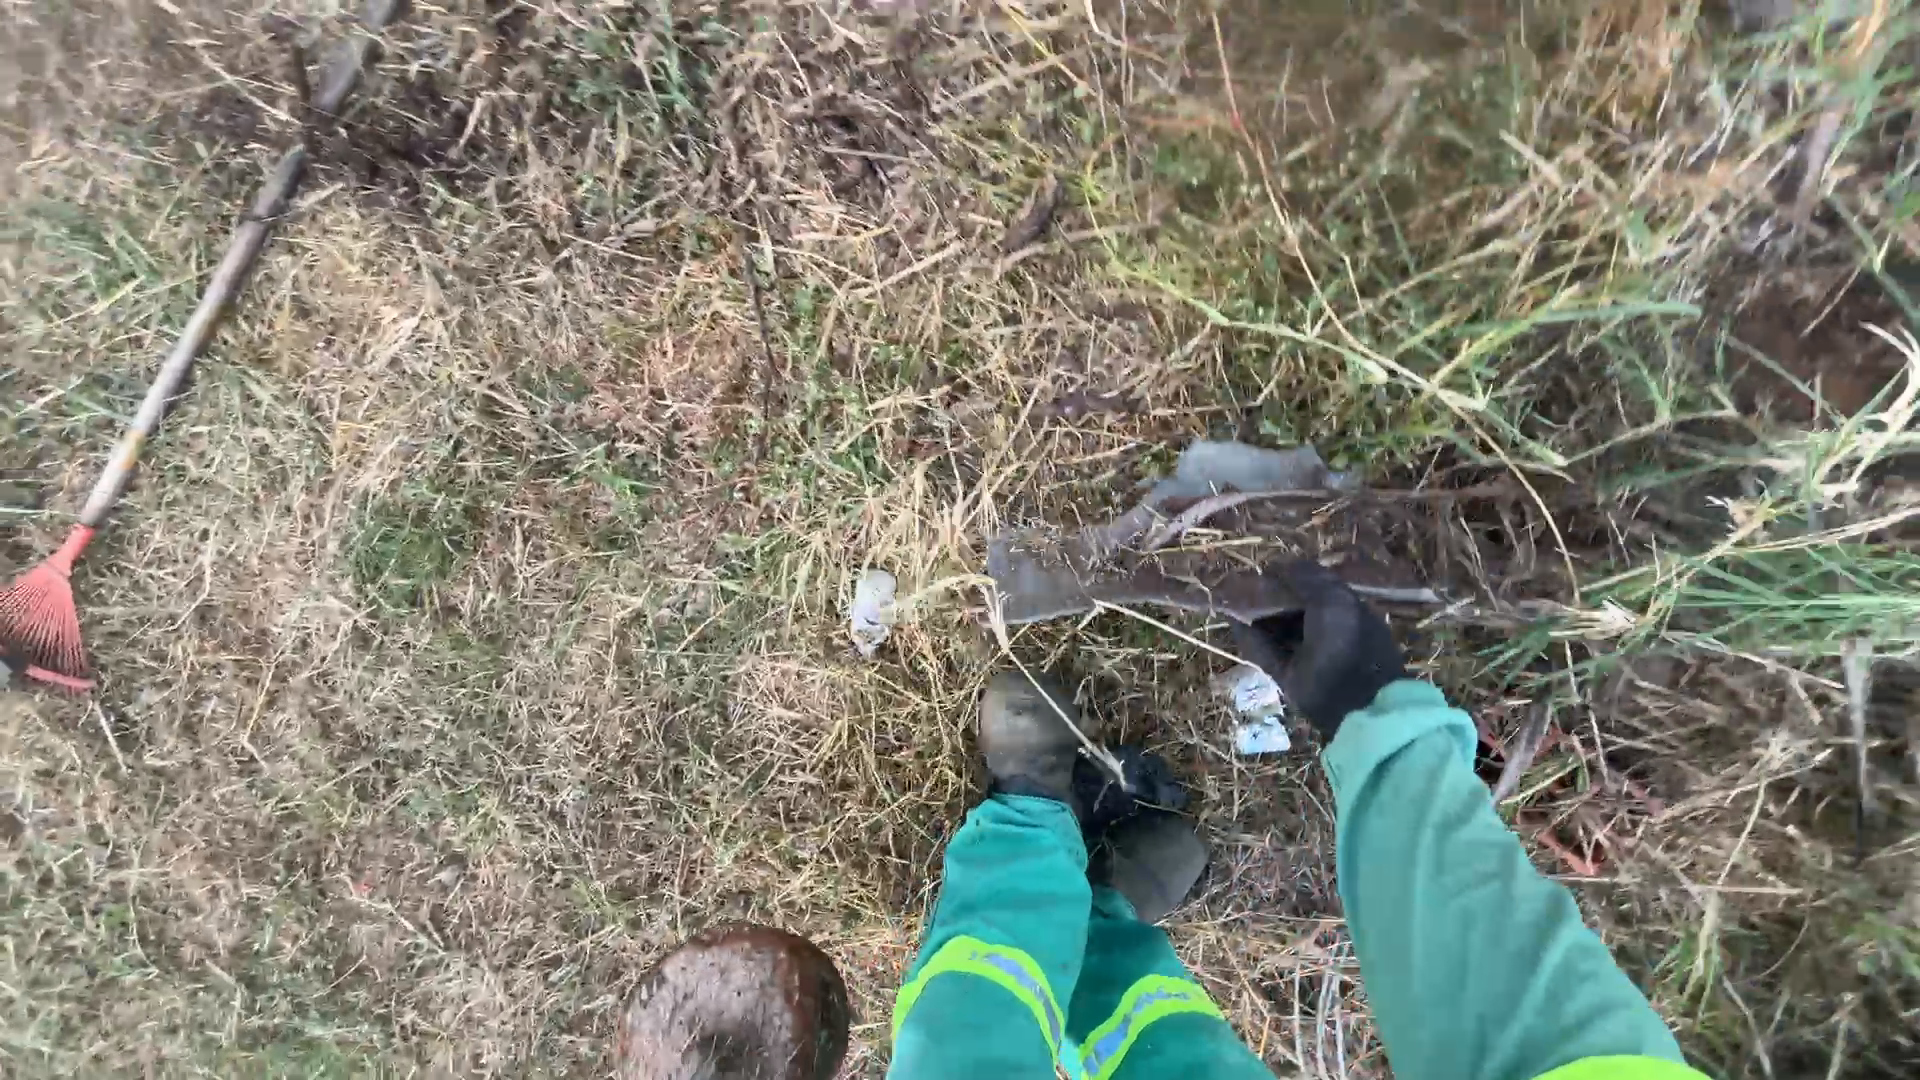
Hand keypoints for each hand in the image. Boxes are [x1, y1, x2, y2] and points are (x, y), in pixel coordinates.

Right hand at [1229, 560, 1406, 738]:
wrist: (1354, 702)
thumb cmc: (1347, 644)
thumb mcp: (1334, 601)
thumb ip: (1308, 579)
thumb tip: (1280, 563)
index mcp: (1345, 611)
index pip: (1313, 588)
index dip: (1289, 578)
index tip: (1265, 569)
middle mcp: (1324, 631)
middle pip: (1291, 607)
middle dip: (1268, 595)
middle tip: (1243, 583)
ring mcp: (1305, 654)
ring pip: (1275, 627)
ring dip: (1255, 614)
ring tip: (1231, 598)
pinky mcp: (1287, 674)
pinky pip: (1264, 650)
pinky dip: (1248, 636)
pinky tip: (1232, 620)